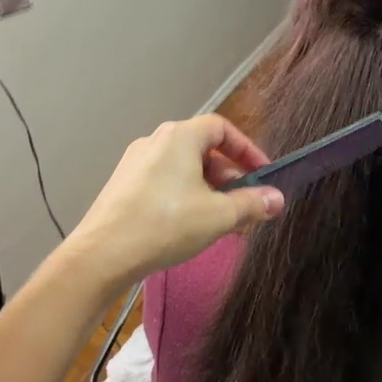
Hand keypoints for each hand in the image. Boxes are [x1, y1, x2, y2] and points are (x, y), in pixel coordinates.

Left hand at [61, 115, 283, 287]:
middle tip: (244, 205)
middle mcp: (154, 141)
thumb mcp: (218, 216)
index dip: (246, 150)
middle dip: (229, 177)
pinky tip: (189, 227)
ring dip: (208, 191)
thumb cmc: (166, 225)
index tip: (262, 175)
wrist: (103, 254)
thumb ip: (251, 204)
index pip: (222, 128)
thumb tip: (277, 199)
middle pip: (202, 149)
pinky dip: (184, 197)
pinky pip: (164, 183)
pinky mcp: (123, 186)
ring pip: (183, 169)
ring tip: (220, 221)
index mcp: (179, 137)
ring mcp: (135, 163)